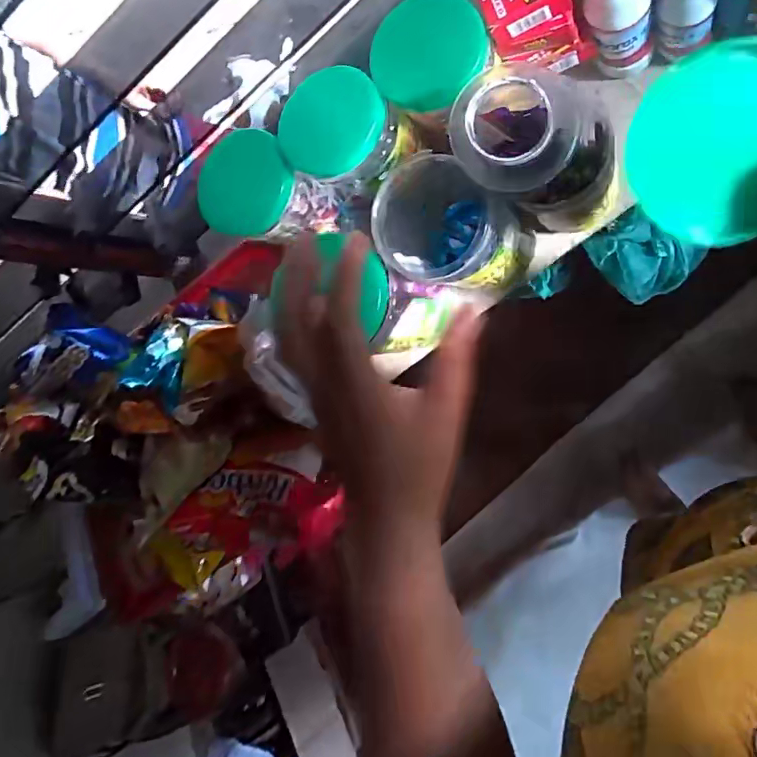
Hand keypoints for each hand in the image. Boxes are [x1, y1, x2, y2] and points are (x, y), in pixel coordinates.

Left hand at [273, 233, 483, 546]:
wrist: (386, 519)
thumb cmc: (419, 467)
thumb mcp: (447, 411)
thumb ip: (456, 359)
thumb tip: (471, 310)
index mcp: (354, 380)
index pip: (339, 315)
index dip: (344, 274)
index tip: (356, 240)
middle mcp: (323, 383)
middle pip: (294, 321)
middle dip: (298, 275)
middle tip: (308, 236)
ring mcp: (313, 395)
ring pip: (286, 337)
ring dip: (287, 294)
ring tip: (297, 260)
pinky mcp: (314, 404)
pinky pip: (291, 353)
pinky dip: (290, 320)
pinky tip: (301, 306)